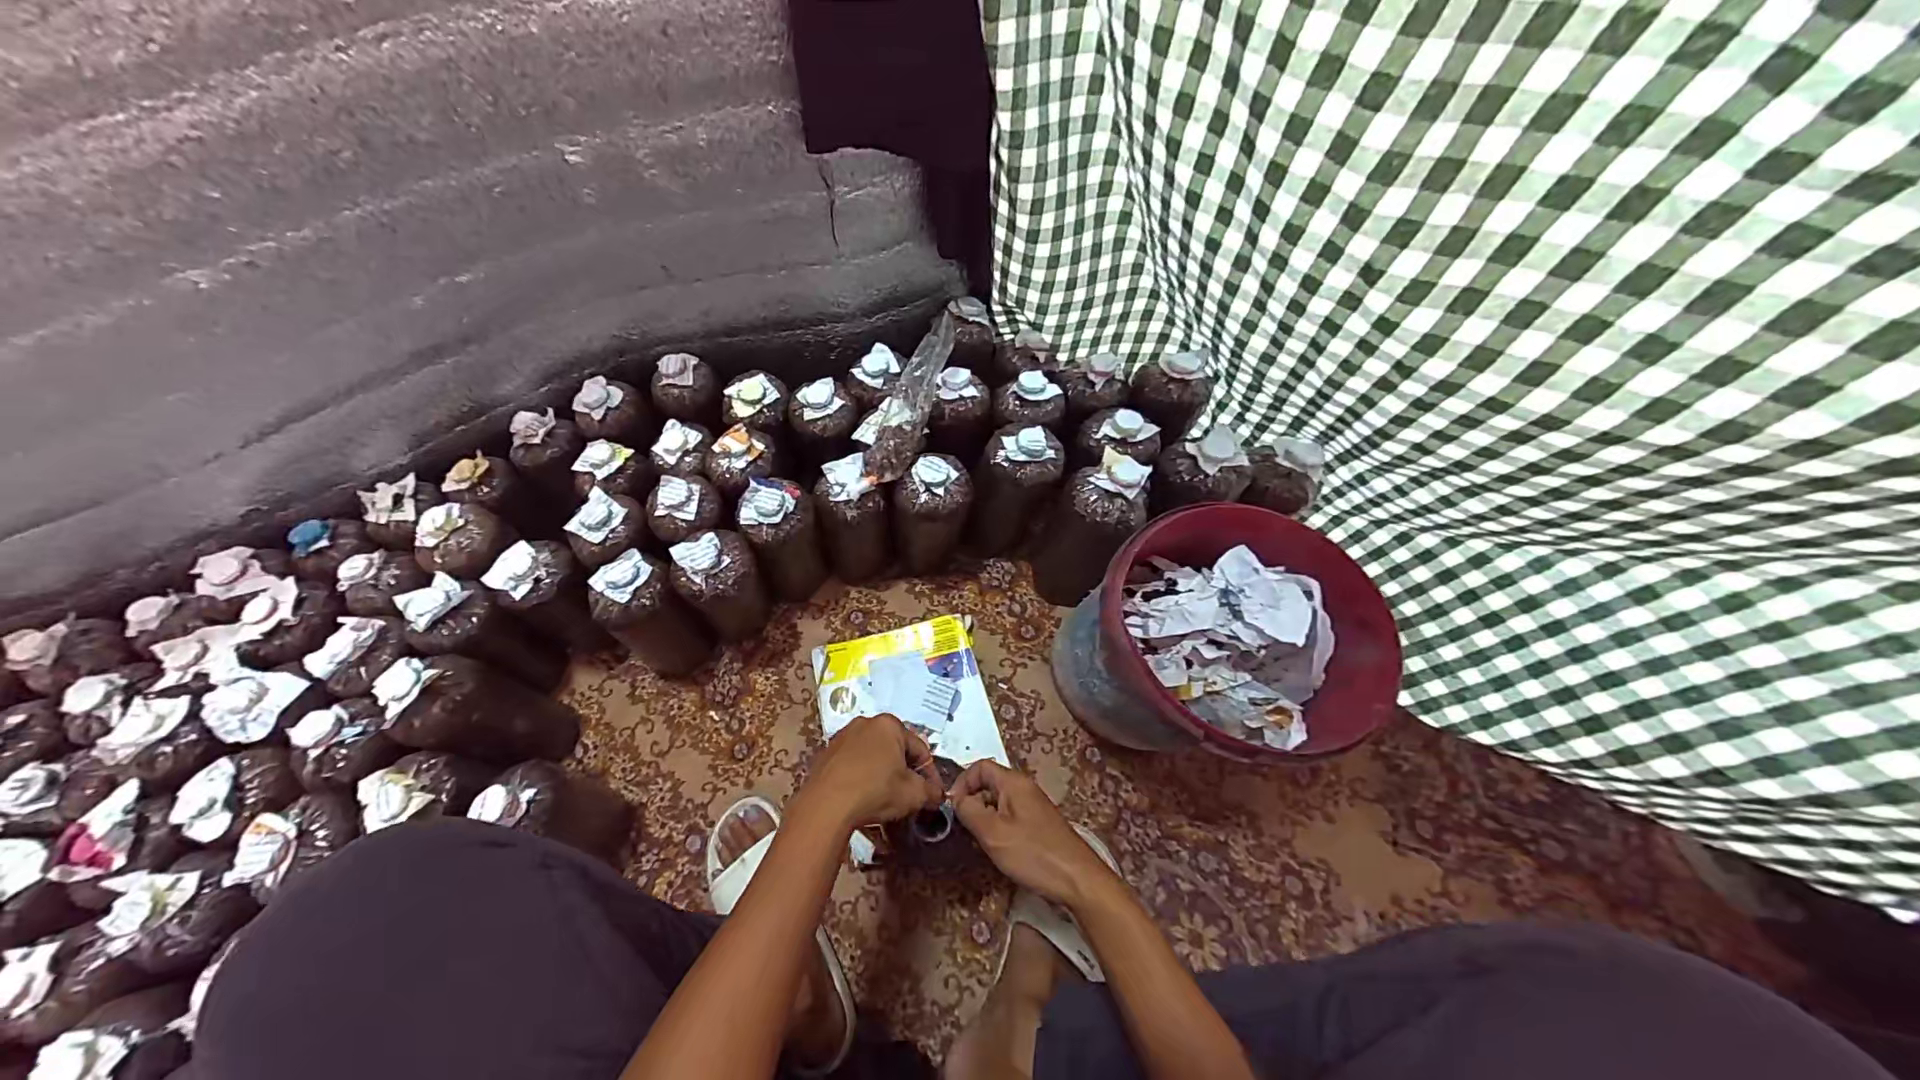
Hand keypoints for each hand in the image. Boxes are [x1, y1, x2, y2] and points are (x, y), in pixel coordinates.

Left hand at [800, 714, 943, 827]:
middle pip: (895, 750)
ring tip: (887, 800)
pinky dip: (862, 778)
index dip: (931, 774)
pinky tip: (864, 798)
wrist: (825, 806)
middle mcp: (865, 723)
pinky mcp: (825, 755)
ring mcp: (842, 738)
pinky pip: (853, 765)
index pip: (920, 749)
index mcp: (889, 724)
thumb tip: (937, 795)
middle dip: (905, 772)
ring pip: (872, 757)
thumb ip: (931, 792)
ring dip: (883, 775)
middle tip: (911, 796)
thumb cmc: (875, 791)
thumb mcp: (913, 794)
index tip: (934, 794)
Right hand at [949, 761, 1118, 908]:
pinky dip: (998, 827)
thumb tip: (957, 799)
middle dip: (972, 802)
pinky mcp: (1039, 824)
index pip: (979, 767)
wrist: (1078, 880)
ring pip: (998, 802)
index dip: (962, 783)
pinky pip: (1010, 816)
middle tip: (965, 828)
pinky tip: (999, 849)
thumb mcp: (992, 832)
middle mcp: (1024, 788)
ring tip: (981, 841)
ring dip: (985, 817)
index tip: (953, 807)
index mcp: (1013, 782)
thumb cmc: (1034, 854)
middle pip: (988, 783)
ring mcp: (1033, 806)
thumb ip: (969, 811)